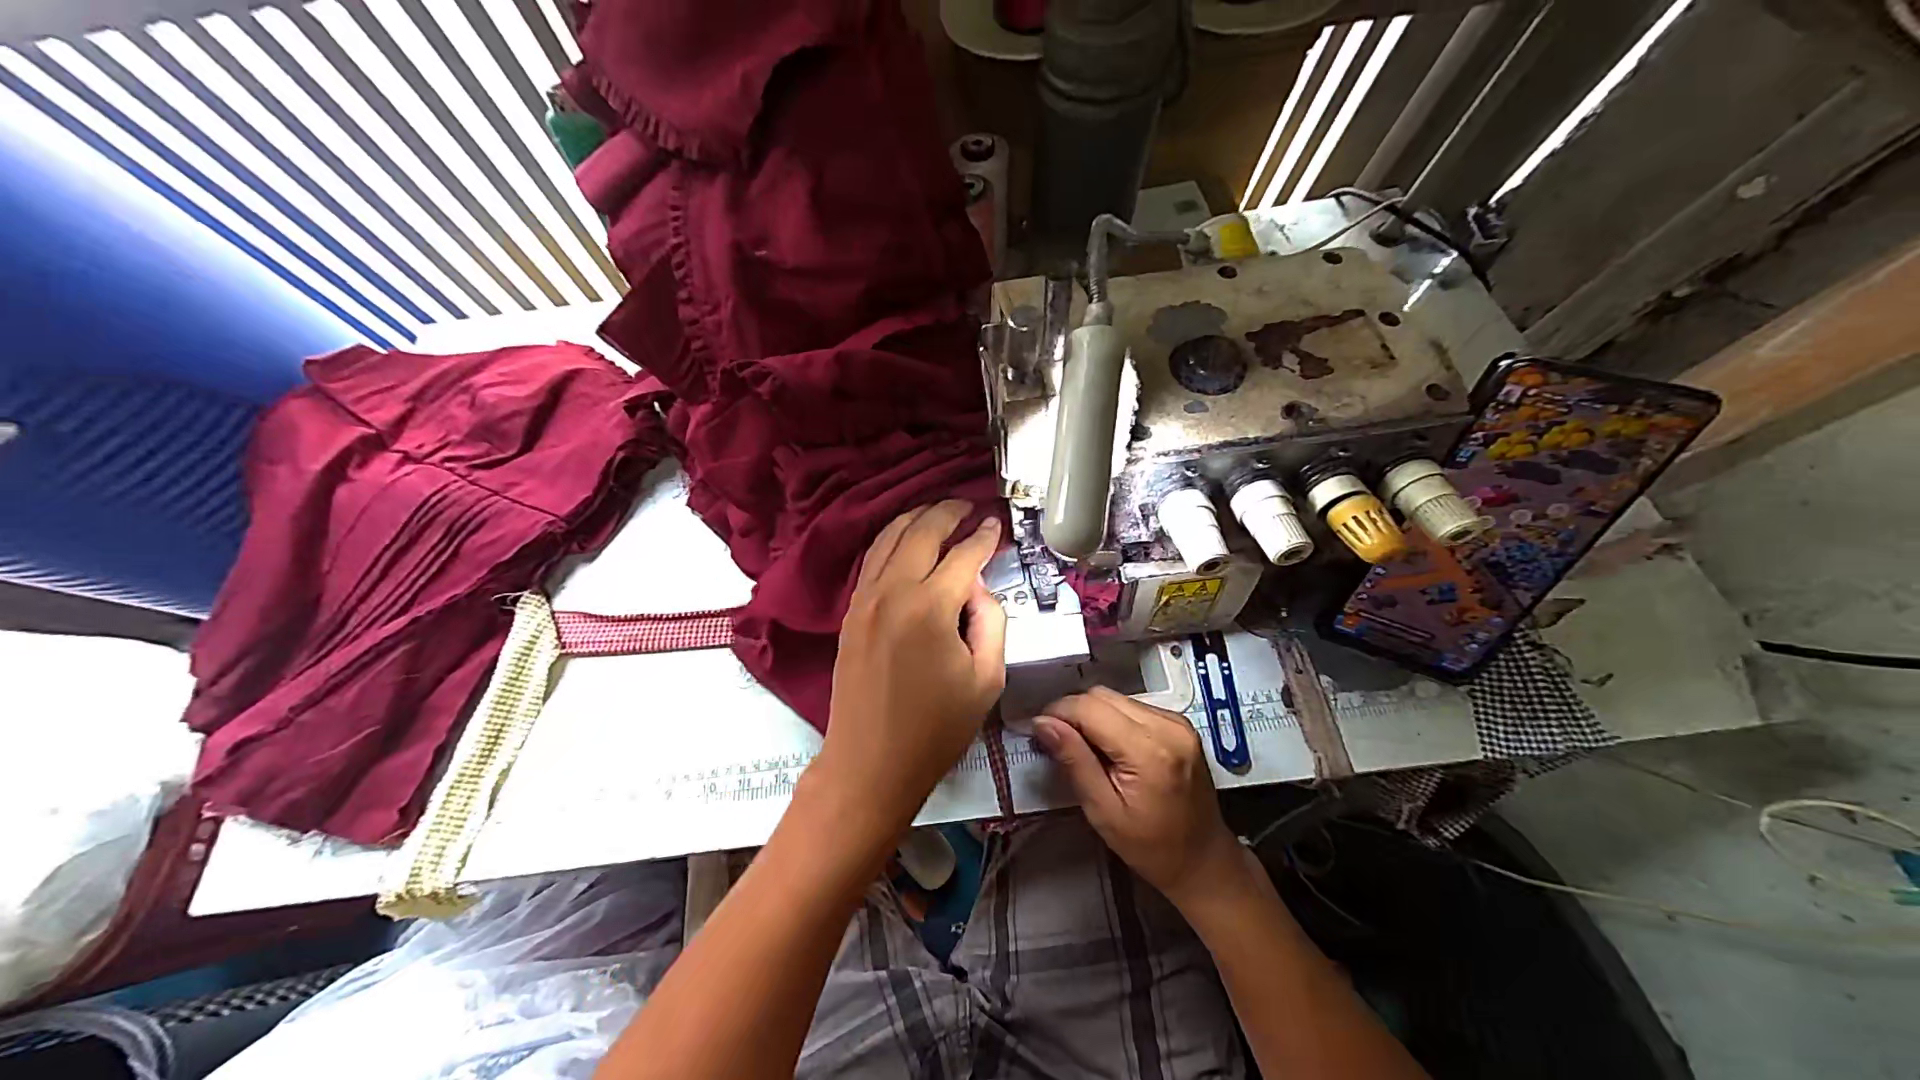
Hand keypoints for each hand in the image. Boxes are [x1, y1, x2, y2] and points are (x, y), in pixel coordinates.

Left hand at [814, 500, 1006, 830]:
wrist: (871, 762)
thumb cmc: (936, 728)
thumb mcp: (986, 679)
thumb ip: (991, 621)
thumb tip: (978, 587)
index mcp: (930, 607)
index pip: (963, 554)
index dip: (983, 536)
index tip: (994, 525)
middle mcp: (893, 591)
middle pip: (921, 531)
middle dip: (947, 511)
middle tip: (967, 505)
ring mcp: (865, 599)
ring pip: (889, 538)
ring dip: (916, 519)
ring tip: (938, 513)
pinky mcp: (850, 612)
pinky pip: (873, 561)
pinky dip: (892, 541)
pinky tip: (906, 541)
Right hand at [1033, 686, 1249, 907]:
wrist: (1204, 861)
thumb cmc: (1151, 847)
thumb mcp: (1103, 811)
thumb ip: (1074, 760)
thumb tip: (1042, 723)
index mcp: (1150, 750)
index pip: (1089, 708)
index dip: (1057, 713)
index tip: (1038, 731)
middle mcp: (1167, 725)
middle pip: (1102, 695)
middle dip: (1072, 712)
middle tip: (1057, 741)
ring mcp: (1177, 721)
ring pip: (1116, 697)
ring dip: (1091, 715)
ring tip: (1083, 747)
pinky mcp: (1179, 723)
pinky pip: (1132, 706)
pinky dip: (1112, 719)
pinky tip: (1109, 747)